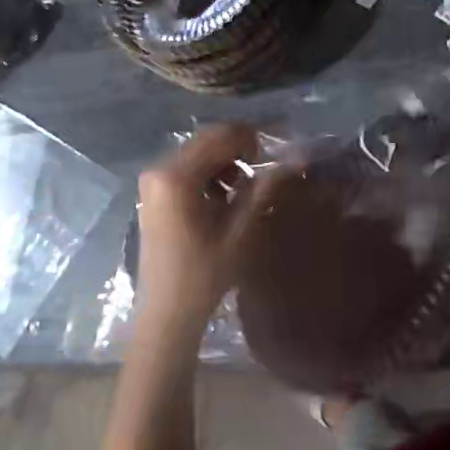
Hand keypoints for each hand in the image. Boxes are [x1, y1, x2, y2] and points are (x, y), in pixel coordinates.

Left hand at [136, 125, 263, 334]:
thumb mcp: (240, 230)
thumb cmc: (204, 274)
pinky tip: (223, 197)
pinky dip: (209, 173)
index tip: (272, 158)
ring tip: (244, 188)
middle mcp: (158, 169)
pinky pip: (186, 168)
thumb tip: (296, 161)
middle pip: (206, 140)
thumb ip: (265, 189)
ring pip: (197, 152)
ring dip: (224, 161)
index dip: (251, 140)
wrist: (167, 312)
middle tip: (262, 170)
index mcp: (176, 176)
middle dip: (238, 149)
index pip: (220, 137)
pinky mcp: (153, 193)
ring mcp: (152, 181)